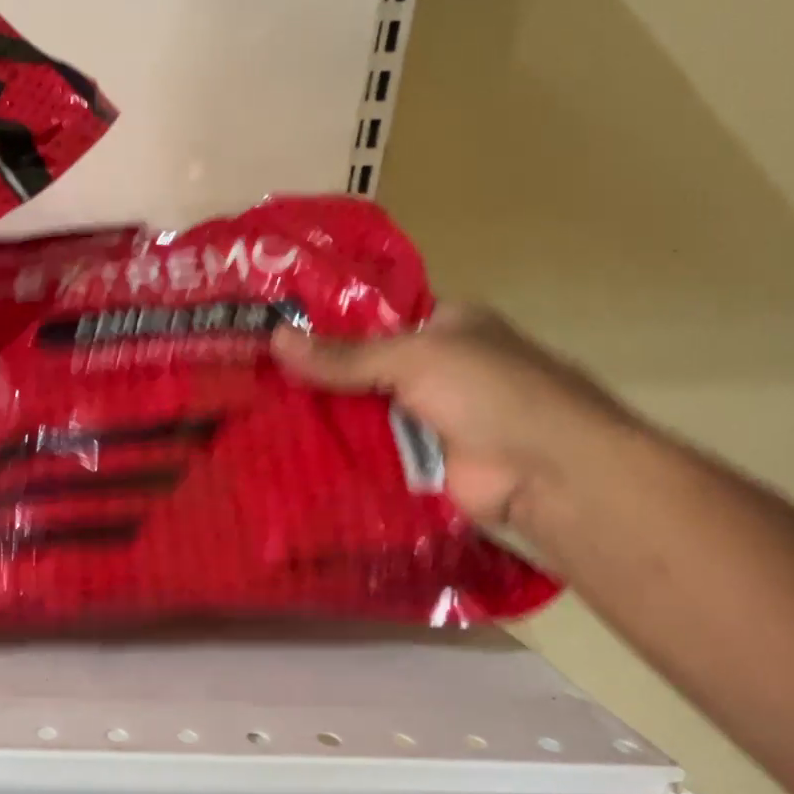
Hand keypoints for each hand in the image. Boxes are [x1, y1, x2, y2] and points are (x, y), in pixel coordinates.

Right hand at [271, 304, 638, 529]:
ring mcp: (424, 419)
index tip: (271, 331)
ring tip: (246, 415)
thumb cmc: (491, 394)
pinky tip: (280, 453)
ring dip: (315, 418)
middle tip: (247, 377)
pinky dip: (330, 455)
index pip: (376, 319)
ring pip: (356, 413)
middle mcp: (436, 370)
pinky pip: (362, 454)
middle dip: (311, 375)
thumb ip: (345, 355)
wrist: (547, 474)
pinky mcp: (414, 463)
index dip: (327, 324)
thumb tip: (274, 337)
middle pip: (359, 369)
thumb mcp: (414, 358)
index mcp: (448, 327)